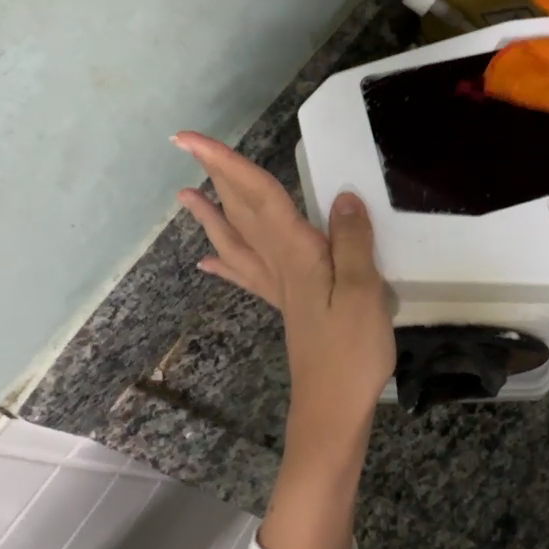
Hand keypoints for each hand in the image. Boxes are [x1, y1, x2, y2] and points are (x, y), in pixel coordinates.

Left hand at [171, 132, 393, 437]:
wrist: (334, 409)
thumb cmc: (351, 352)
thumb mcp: (363, 292)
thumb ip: (352, 243)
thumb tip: (343, 196)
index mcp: (298, 256)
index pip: (259, 198)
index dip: (229, 165)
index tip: (191, 139)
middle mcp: (280, 266)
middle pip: (244, 213)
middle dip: (218, 178)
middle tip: (187, 148)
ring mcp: (281, 288)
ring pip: (238, 241)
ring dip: (214, 215)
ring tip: (186, 195)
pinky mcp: (289, 306)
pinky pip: (249, 275)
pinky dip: (227, 262)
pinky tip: (208, 261)